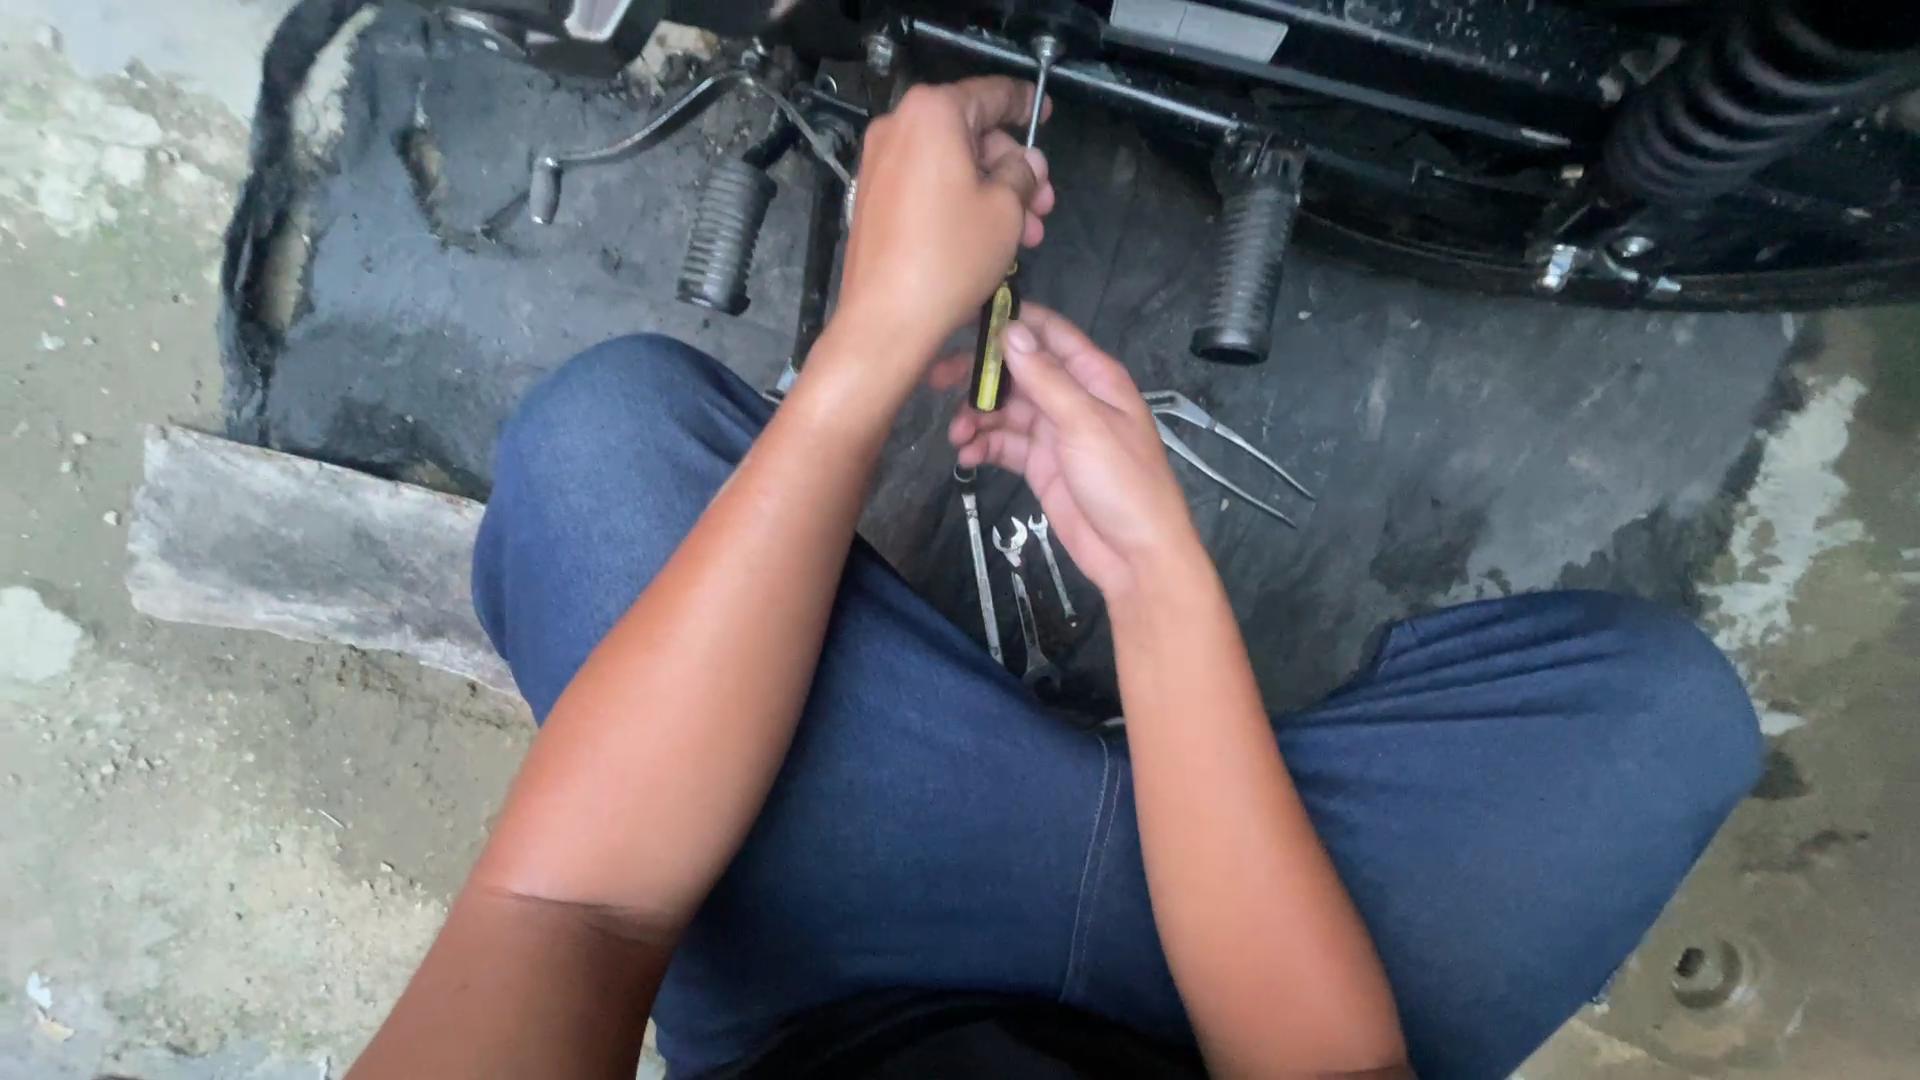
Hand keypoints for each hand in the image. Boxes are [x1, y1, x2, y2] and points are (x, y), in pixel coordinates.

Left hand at [828, 78, 1055, 381]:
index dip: (1023, 103)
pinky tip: (985, 240)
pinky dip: (958, 206)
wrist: (886, 320)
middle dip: (1012, 170)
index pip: (989, 95)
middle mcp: (897, 130)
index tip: (1043, 113)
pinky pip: (926, 191)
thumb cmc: (949, 259)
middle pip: (969, 136)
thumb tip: (1026, 162)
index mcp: (931, 115)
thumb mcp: (1005, 211)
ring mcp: (879, 169)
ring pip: (950, 169)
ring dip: (991, 195)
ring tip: (1024, 235)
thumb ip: (1022, 174)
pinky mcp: (873, 205)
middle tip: (1042, 205)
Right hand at [943, 306, 1201, 595]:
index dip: (1009, 323)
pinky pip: (1005, 445)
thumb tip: (1011, 331)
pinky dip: (985, 446)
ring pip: (1005, 411)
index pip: (1048, 333)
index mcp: (1093, 377)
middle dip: (979, 376)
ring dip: (977, 418)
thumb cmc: (1123, 481)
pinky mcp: (1040, 465)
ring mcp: (1054, 433)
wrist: (1134, 553)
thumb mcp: (1085, 423)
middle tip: (938, 381)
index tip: (964, 323)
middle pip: (1017, 372)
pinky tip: (968, 455)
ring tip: (958, 434)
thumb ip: (1046, 378)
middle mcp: (1071, 398)